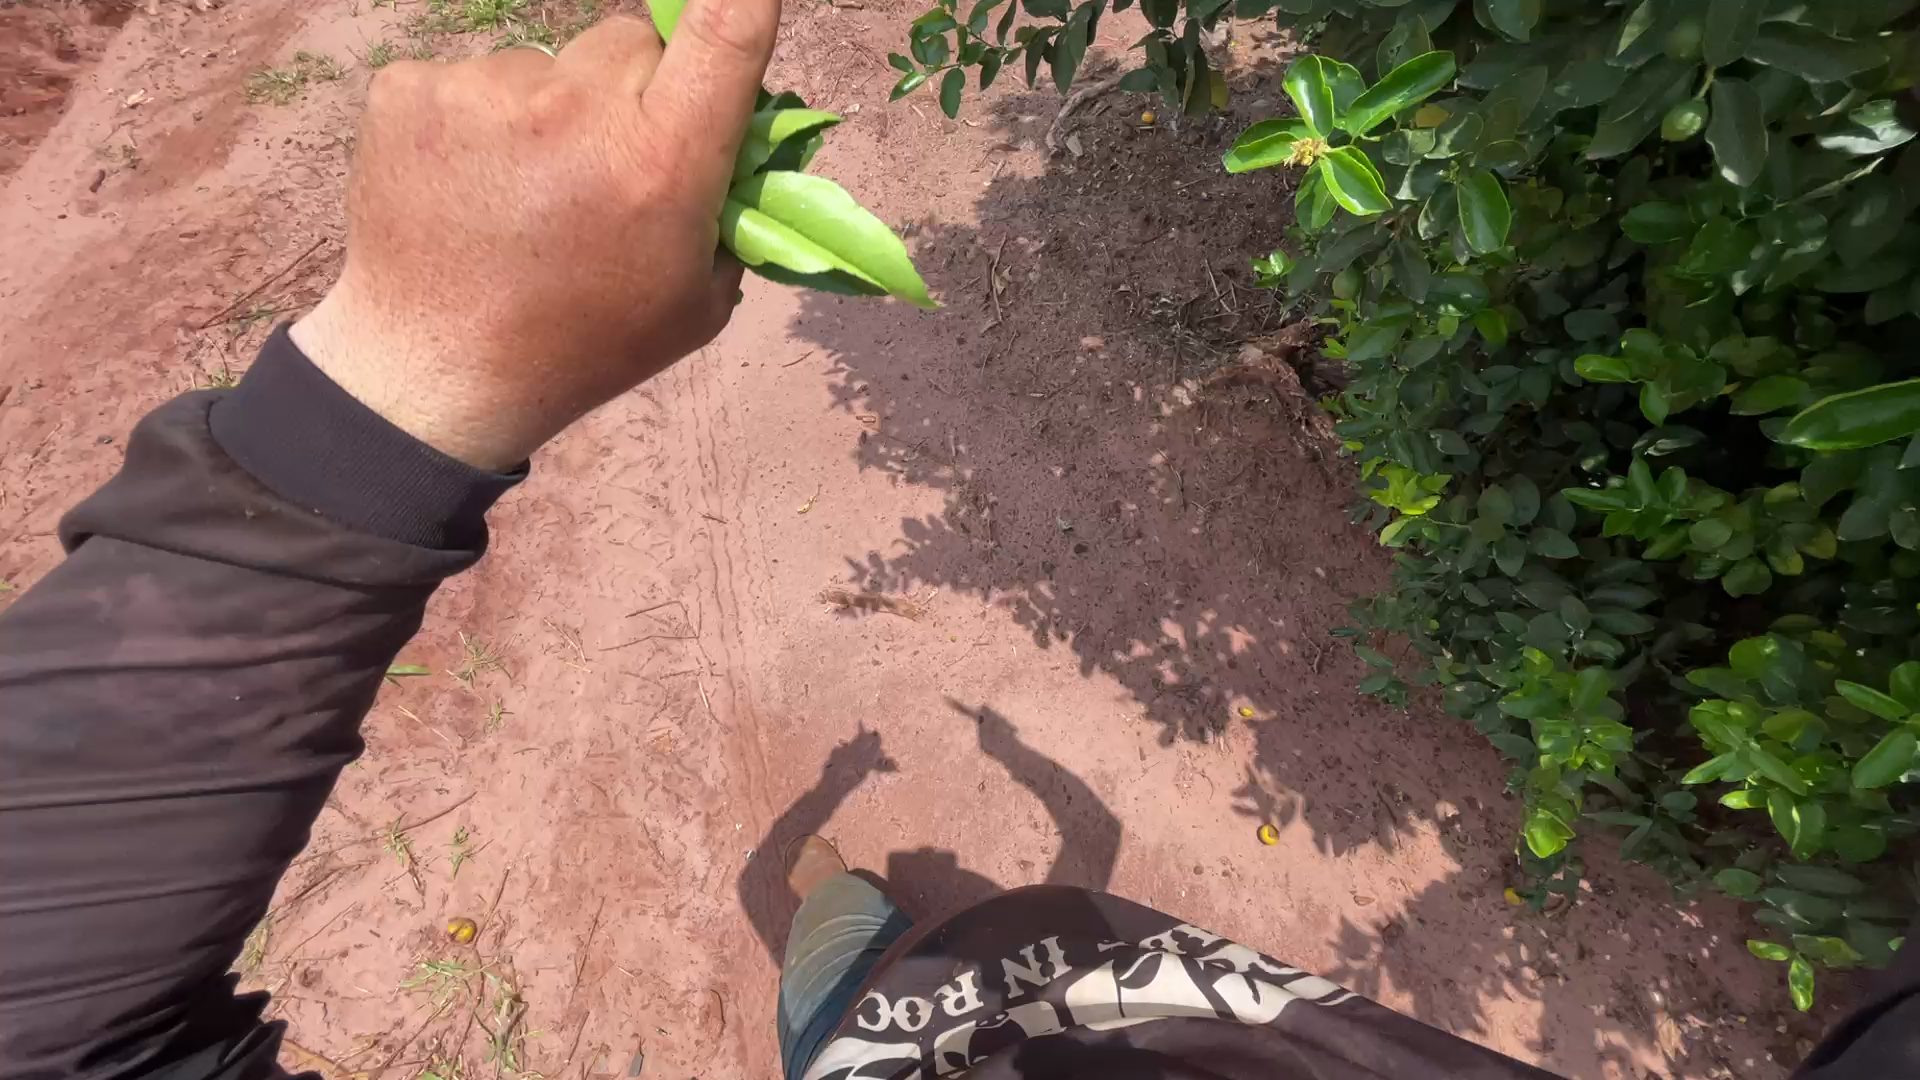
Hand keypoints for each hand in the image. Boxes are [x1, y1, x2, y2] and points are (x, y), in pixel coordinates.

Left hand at [290, 4, 779, 469]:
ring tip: (537, 190)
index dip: (745, 1)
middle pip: (633, 39)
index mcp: (661, 164)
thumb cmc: (594, 344)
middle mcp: (578, 107)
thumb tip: (734, 160)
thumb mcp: (699, 304)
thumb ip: (729, 219)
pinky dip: (492, 122)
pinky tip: (482, 185)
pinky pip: (479, 78)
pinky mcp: (411, 85)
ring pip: (554, 62)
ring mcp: (486, 88)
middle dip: (643, 86)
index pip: (724, 31)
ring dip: (562, 109)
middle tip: (622, 157)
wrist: (446, 365)